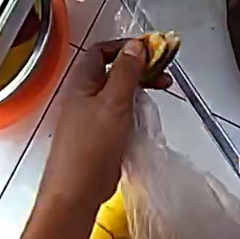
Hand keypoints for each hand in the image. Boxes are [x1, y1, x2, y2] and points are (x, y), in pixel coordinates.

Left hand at [39, 39, 170, 209]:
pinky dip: (135, 108)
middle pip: (113, 71)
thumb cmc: (91, 147)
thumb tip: (135, 46)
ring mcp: (91, 116)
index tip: (151, 50)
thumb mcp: (114, 103)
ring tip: (160, 90)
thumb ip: (126, 73)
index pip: (102, 51)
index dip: (125, 47)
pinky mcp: (101, 135)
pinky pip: (120, 113)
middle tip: (162, 72)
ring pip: (118, 92)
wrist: (77, 191)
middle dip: (139, 67)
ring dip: (140, 87)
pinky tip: (147, 115)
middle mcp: (84, 97)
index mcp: (81, 84)